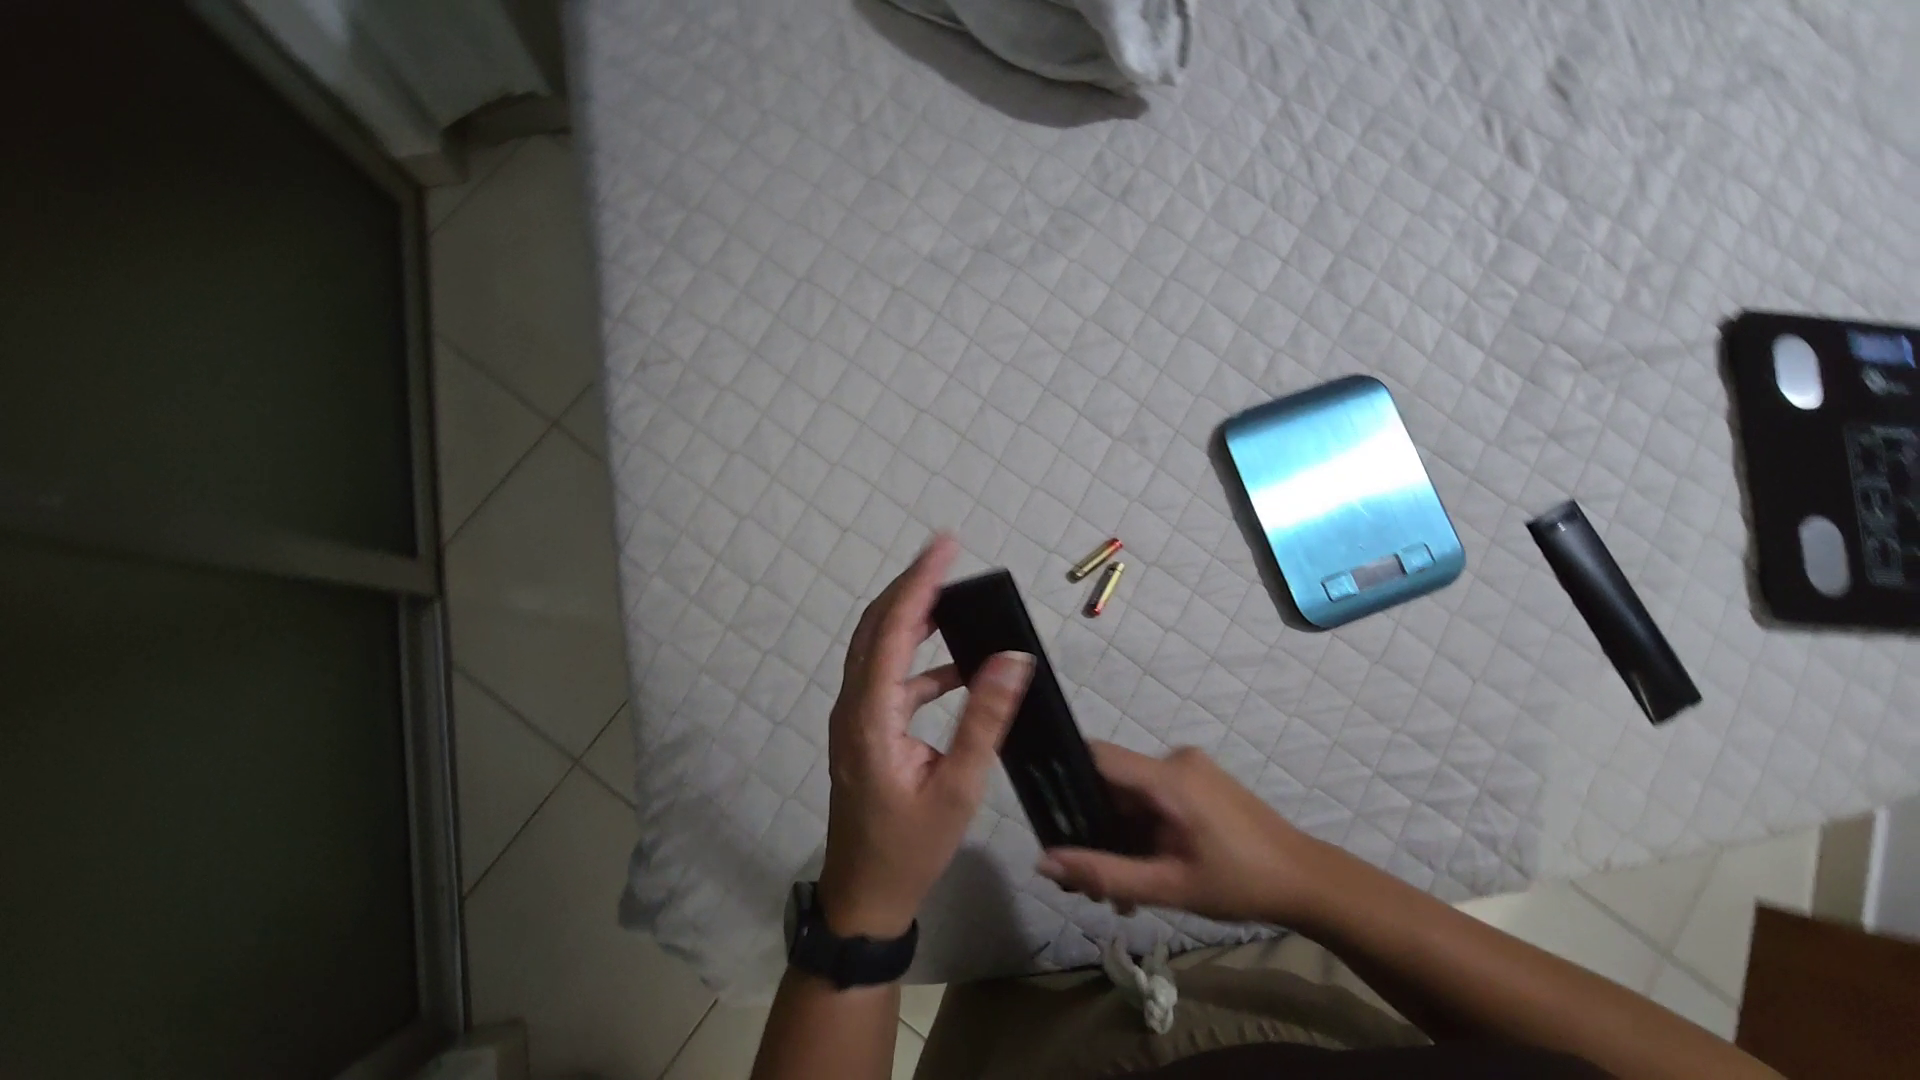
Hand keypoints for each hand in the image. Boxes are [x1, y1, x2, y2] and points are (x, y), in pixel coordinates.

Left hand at [817, 535, 1033, 939]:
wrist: (865, 896)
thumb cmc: (910, 848)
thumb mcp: (957, 787)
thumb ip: (984, 721)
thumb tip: (1013, 660)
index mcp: (869, 717)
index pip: (891, 631)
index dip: (919, 584)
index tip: (944, 546)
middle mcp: (853, 707)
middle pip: (875, 629)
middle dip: (910, 587)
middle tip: (946, 554)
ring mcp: (855, 719)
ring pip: (877, 650)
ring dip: (911, 619)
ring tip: (953, 597)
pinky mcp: (865, 732)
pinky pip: (889, 680)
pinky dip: (919, 663)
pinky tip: (958, 668)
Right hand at [1035, 742, 1327, 924]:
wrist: (1307, 882)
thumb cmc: (1240, 884)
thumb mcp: (1168, 887)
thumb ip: (1104, 873)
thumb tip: (1045, 862)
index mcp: (1168, 777)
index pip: (1096, 756)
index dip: (1065, 780)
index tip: (1047, 818)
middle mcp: (1176, 760)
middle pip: (1112, 784)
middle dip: (1095, 831)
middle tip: (1088, 886)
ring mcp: (1190, 769)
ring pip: (1131, 796)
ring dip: (1120, 839)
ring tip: (1122, 894)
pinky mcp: (1200, 782)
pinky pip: (1154, 799)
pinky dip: (1143, 832)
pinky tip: (1147, 873)